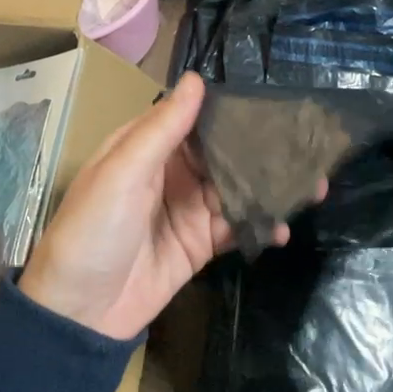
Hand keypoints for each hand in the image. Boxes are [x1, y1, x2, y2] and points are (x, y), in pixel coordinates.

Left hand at [21, 73, 321, 340]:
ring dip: (271, 188)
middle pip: (224, 154)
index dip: (233, 111)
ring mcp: (187, 210)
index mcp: (146, 147)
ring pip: (237, 190)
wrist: (79, 311)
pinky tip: (284, 227)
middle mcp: (170, 173)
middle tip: (310, 147)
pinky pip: (236, 228)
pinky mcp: (199, 245)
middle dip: (264, 151)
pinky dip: (261, 226)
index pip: (196, 118)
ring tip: (313, 186)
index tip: (279, 104)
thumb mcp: (121, 172)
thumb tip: (196, 80)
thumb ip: (162, 129)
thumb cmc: (93, 229)